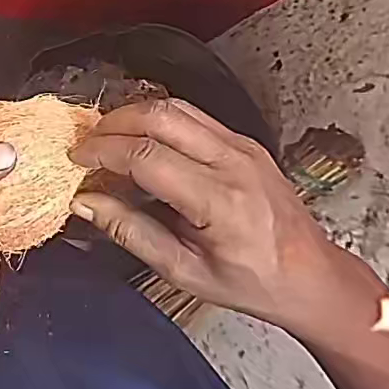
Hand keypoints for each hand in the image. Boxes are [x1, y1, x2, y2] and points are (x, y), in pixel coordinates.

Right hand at [67, 99, 387, 338]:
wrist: (311, 275)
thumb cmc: (254, 282)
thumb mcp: (183, 270)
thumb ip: (130, 232)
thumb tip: (86, 203)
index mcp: (220, 202)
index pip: (147, 156)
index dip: (103, 152)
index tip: (77, 159)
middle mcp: (234, 163)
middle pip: (160, 116)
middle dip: (112, 123)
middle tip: (86, 144)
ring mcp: (242, 146)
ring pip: (175, 106)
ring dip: (132, 116)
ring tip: (106, 139)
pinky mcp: (244, 142)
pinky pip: (192, 116)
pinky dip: (157, 120)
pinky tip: (140, 140)